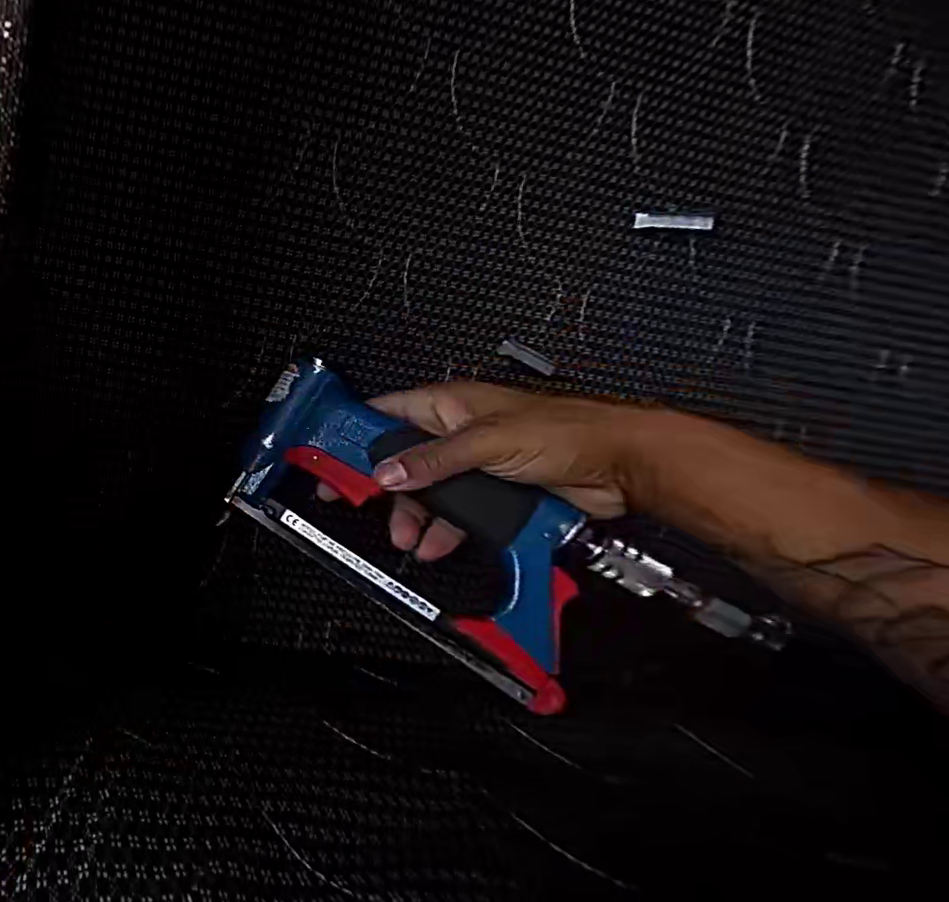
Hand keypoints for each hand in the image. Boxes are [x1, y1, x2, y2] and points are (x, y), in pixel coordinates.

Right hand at [317, 382, 647, 560]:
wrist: (620, 465)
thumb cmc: (563, 430)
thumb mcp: (486, 441)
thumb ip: (433, 459)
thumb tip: (388, 473)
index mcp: (444, 405)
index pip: (382, 413)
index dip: (353, 432)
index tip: (328, 451)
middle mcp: (451, 432)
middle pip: (397, 458)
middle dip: (379, 483)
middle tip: (353, 500)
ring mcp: (469, 463)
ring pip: (423, 490)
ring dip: (411, 515)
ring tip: (405, 536)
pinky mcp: (489, 490)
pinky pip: (453, 512)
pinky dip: (441, 530)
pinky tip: (435, 544)